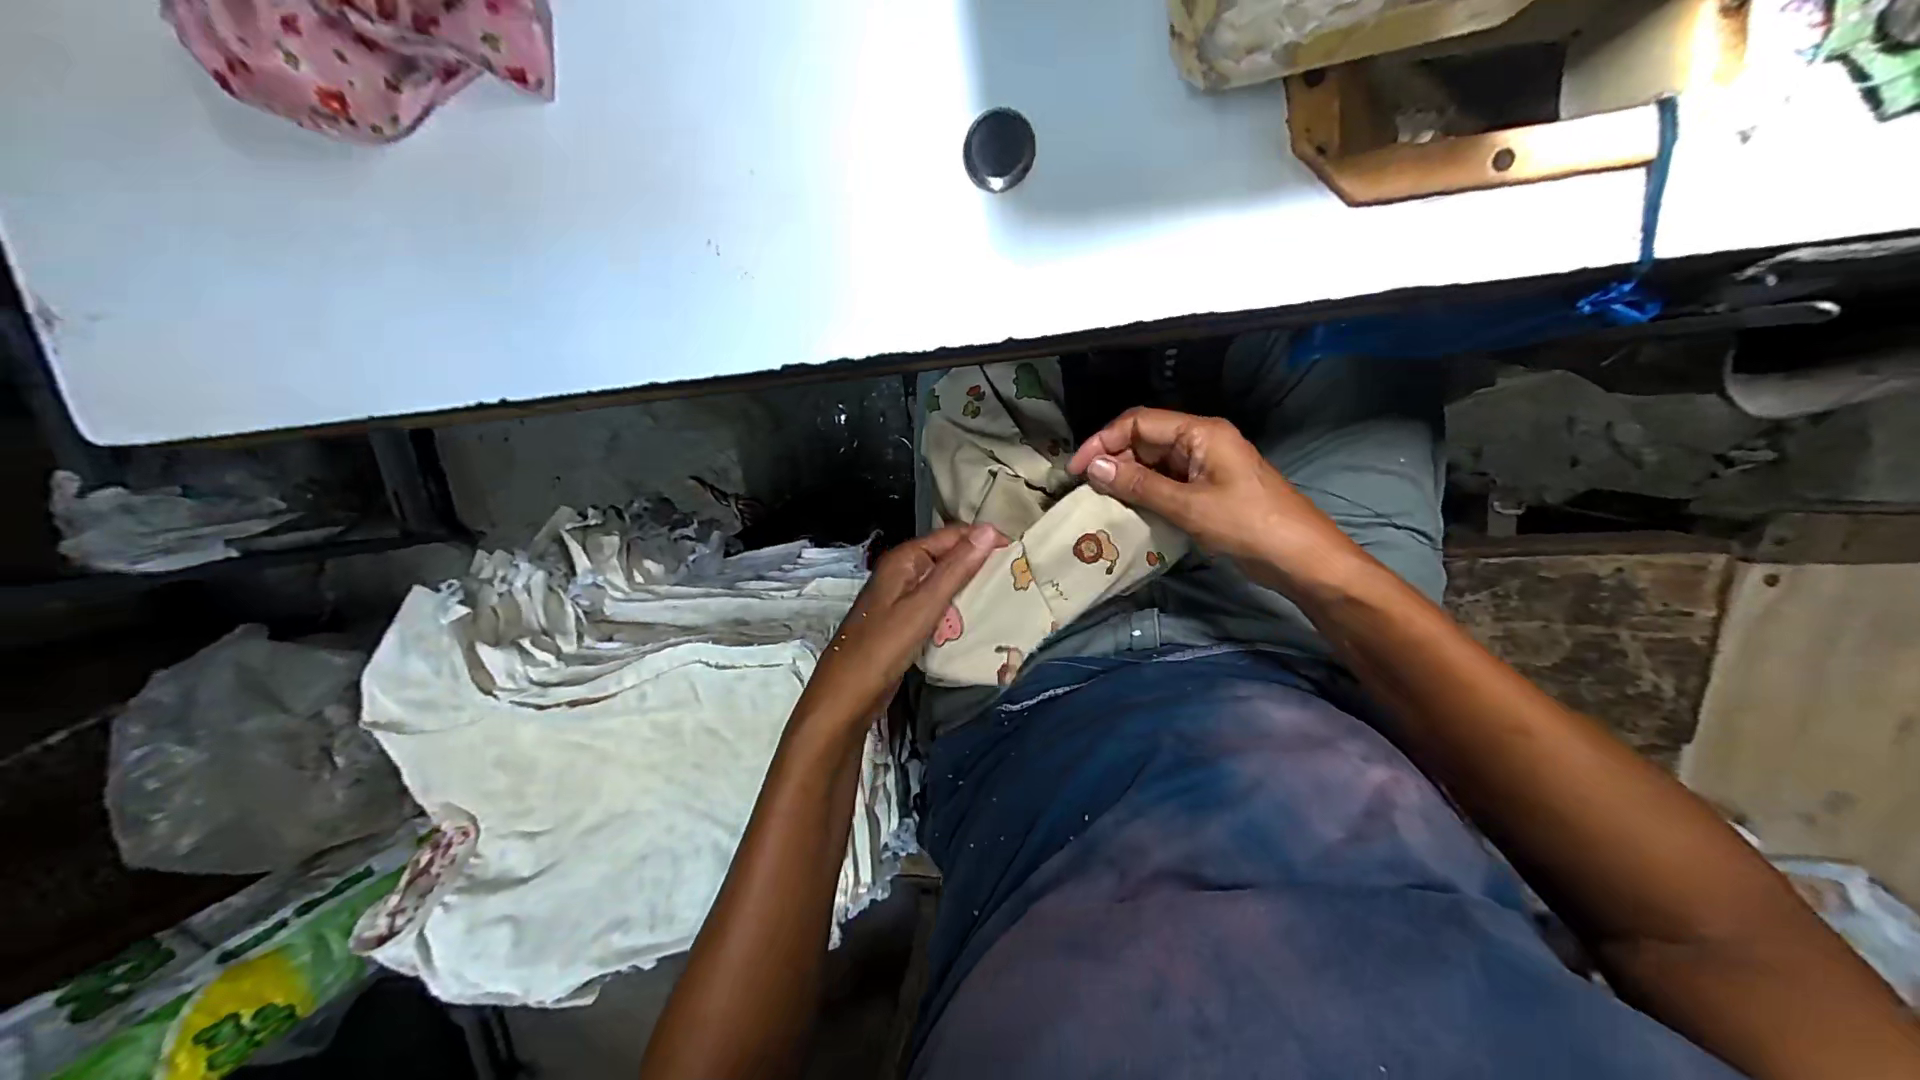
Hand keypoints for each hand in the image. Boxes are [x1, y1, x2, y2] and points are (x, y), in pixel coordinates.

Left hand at [797, 523, 1007, 724]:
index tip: (1018, 554)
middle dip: (980, 564)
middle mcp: (903, 572)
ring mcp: (902, 598)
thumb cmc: (882, 648)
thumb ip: (956, 568)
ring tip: (1005, 597)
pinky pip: (938, 606)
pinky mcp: (905, 622)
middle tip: (1016, 578)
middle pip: (949, 557)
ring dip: (971, 588)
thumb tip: (988, 530)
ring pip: (945, 583)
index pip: (952, 535)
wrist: (846, 696)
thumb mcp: (924, 605)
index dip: (984, 540)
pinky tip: (978, 620)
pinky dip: (957, 609)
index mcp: (904, 560)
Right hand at [1067, 407, 1366, 596]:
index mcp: (1200, 432)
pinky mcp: (1208, 487)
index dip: (1102, 442)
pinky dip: (1145, 491)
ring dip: (1126, 477)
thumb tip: (1093, 468)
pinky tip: (1128, 508)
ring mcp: (1205, 464)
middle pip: (1144, 439)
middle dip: (1112, 459)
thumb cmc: (1248, 526)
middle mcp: (1201, 440)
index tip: (1077, 470)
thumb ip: (1138, 484)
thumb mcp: (1187, 506)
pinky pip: (1167, 480)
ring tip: (1101, 500)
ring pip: (1153, 461)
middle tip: (1086, 489)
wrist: (1301, 558)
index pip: (1138, 422)